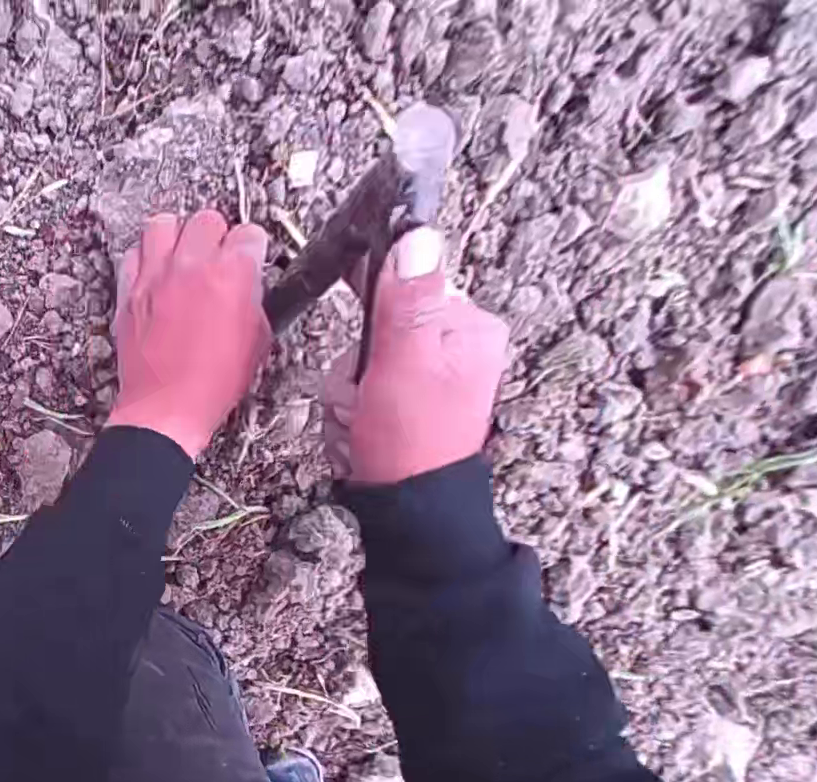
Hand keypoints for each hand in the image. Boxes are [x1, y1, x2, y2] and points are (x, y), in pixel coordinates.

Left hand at [109, 210, 270, 458]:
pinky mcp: (130, 294)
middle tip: (218, 258)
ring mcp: (155, 278)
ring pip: (163, 224)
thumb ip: (254, 303)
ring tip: (183, 256)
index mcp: (230, 275)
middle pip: (206, 219)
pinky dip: (145, 258)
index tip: (249, 259)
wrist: (166, 410)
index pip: (249, 234)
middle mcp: (190, 268)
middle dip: (217, 236)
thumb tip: (250, 289)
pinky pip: (133, 254)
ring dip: (177, 236)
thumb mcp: (256, 345)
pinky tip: (156, 274)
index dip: (252, 249)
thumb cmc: (209, 387)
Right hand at [325, 227, 510, 483]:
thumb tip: (416, 236)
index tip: (366, 357)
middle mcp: (452, 348)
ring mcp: (426, 377)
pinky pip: (359, 390)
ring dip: (348, 397)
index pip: (404, 290)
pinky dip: (350, 413)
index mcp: (468, 329)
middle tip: (366, 403)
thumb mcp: (405, 364)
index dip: (373, 322)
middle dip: (355, 372)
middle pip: (375, 330)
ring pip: (359, 363)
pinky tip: (362, 434)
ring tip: (364, 424)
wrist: (406, 509)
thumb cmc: (410, 442)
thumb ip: (407, 302)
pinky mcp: (404, 402)